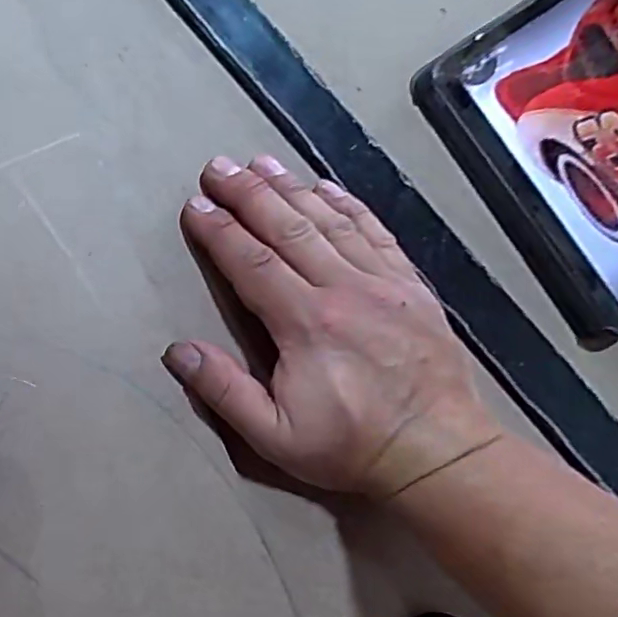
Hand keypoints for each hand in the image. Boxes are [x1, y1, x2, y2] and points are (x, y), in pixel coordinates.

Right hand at [164, 155, 502, 497]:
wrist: (439, 453)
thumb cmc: (346, 447)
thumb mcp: (270, 435)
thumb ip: (223, 391)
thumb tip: (177, 350)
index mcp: (307, 324)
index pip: (252, 264)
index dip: (220, 232)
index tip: (195, 206)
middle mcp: (346, 290)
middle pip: (289, 229)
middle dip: (249, 194)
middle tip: (218, 166)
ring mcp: (385, 283)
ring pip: (331, 222)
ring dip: (291, 188)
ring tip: (260, 163)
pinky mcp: (411, 287)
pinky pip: (375, 233)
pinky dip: (348, 204)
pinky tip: (326, 187)